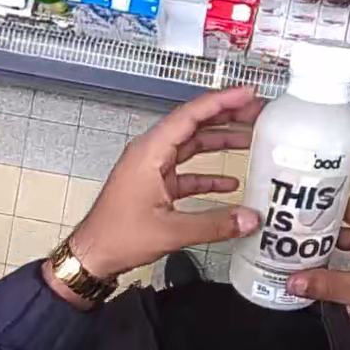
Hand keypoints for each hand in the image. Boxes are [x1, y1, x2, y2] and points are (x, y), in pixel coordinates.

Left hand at [65, 86, 263, 279]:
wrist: (93, 255)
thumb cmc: (117, 236)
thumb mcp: (171, 231)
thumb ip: (215, 224)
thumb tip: (248, 219)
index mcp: (150, 152)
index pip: (190, 115)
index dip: (221, 102)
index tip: (246, 94)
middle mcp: (151, 154)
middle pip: (194, 125)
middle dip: (226, 117)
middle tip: (256, 112)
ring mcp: (152, 169)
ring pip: (192, 147)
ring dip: (220, 142)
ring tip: (250, 139)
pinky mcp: (155, 186)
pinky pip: (187, 172)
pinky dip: (209, 174)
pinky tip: (230, 182)